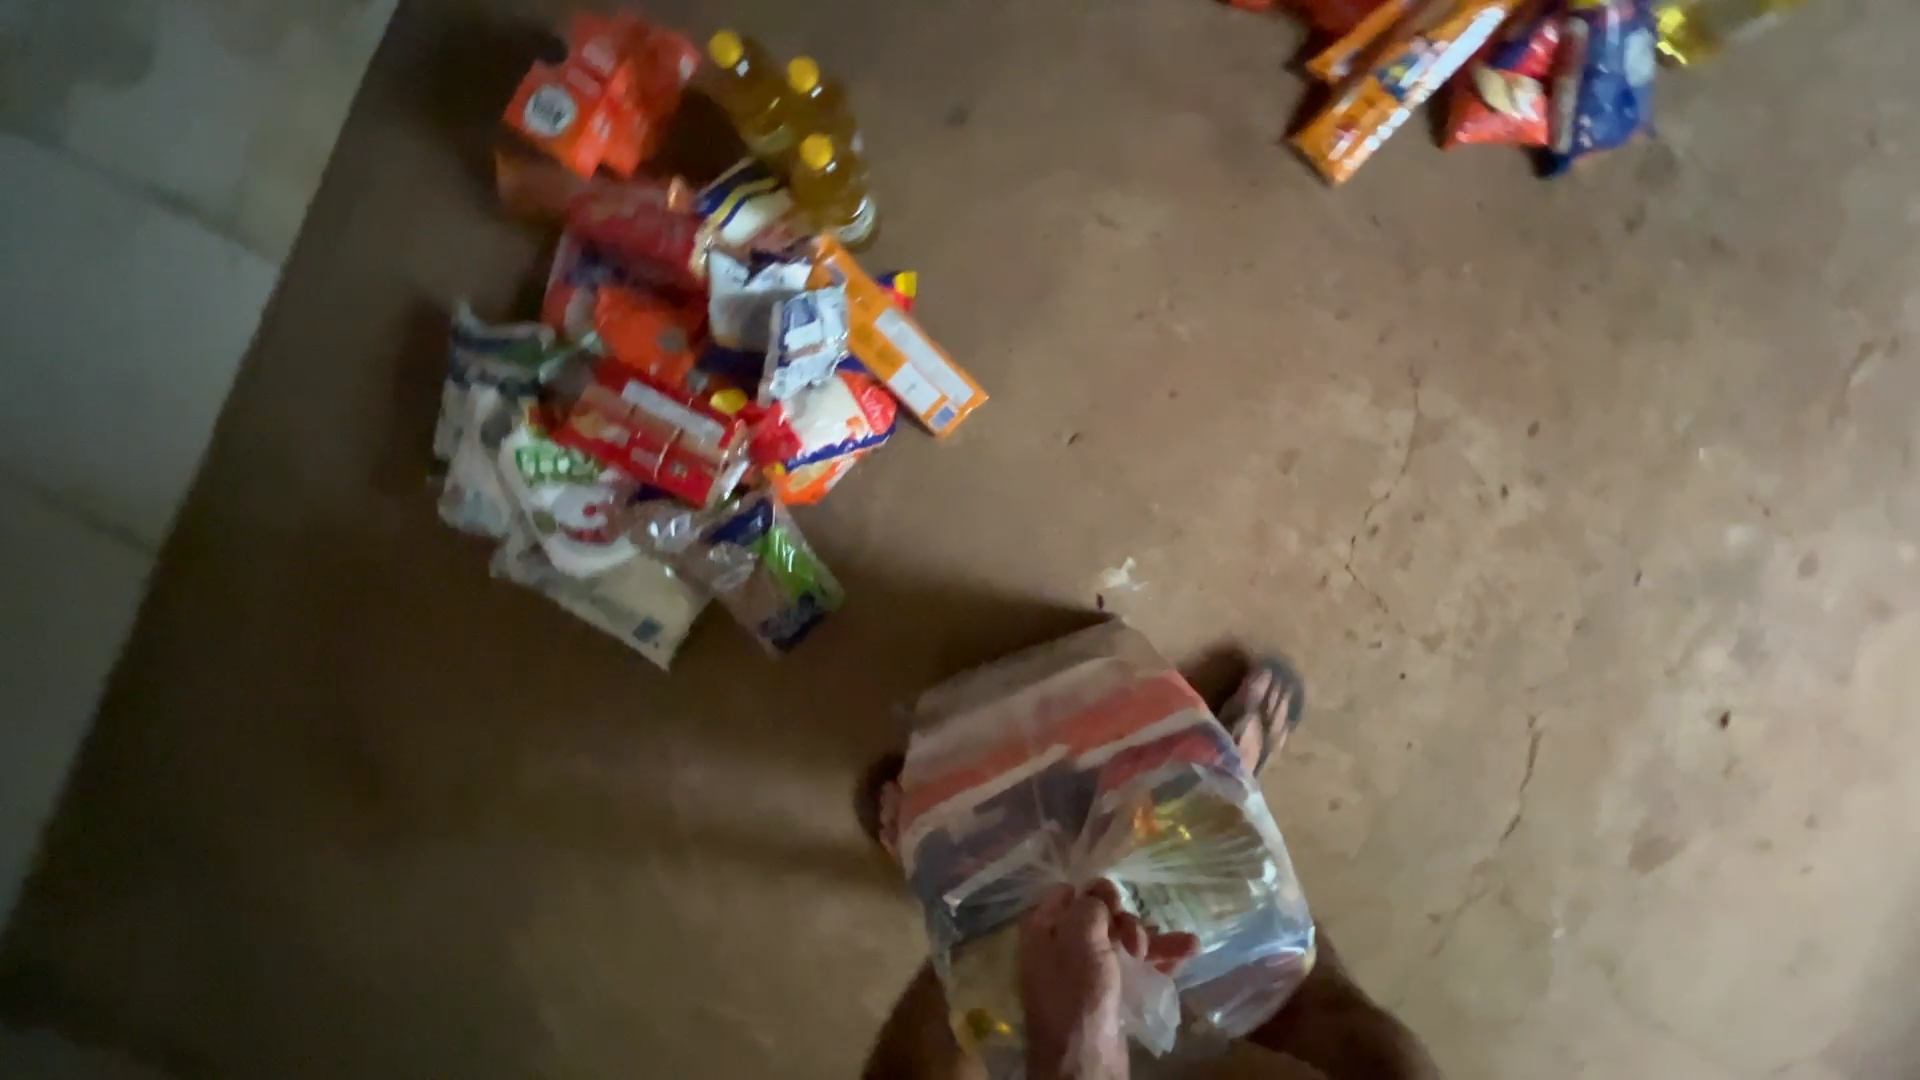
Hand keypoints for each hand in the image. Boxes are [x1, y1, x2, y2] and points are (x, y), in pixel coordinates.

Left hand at [1018, 881, 1199, 1079]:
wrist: (1085, 1064)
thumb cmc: (1076, 992)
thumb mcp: (1080, 937)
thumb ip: (1091, 906)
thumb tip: (1098, 891)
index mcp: (1043, 928)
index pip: (1068, 894)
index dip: (1095, 893)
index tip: (1117, 901)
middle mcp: (1062, 947)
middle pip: (1100, 918)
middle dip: (1127, 922)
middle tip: (1137, 942)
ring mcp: (1087, 974)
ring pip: (1123, 943)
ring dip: (1153, 939)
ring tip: (1185, 942)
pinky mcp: (1110, 997)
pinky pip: (1136, 968)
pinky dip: (1159, 960)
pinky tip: (1188, 951)